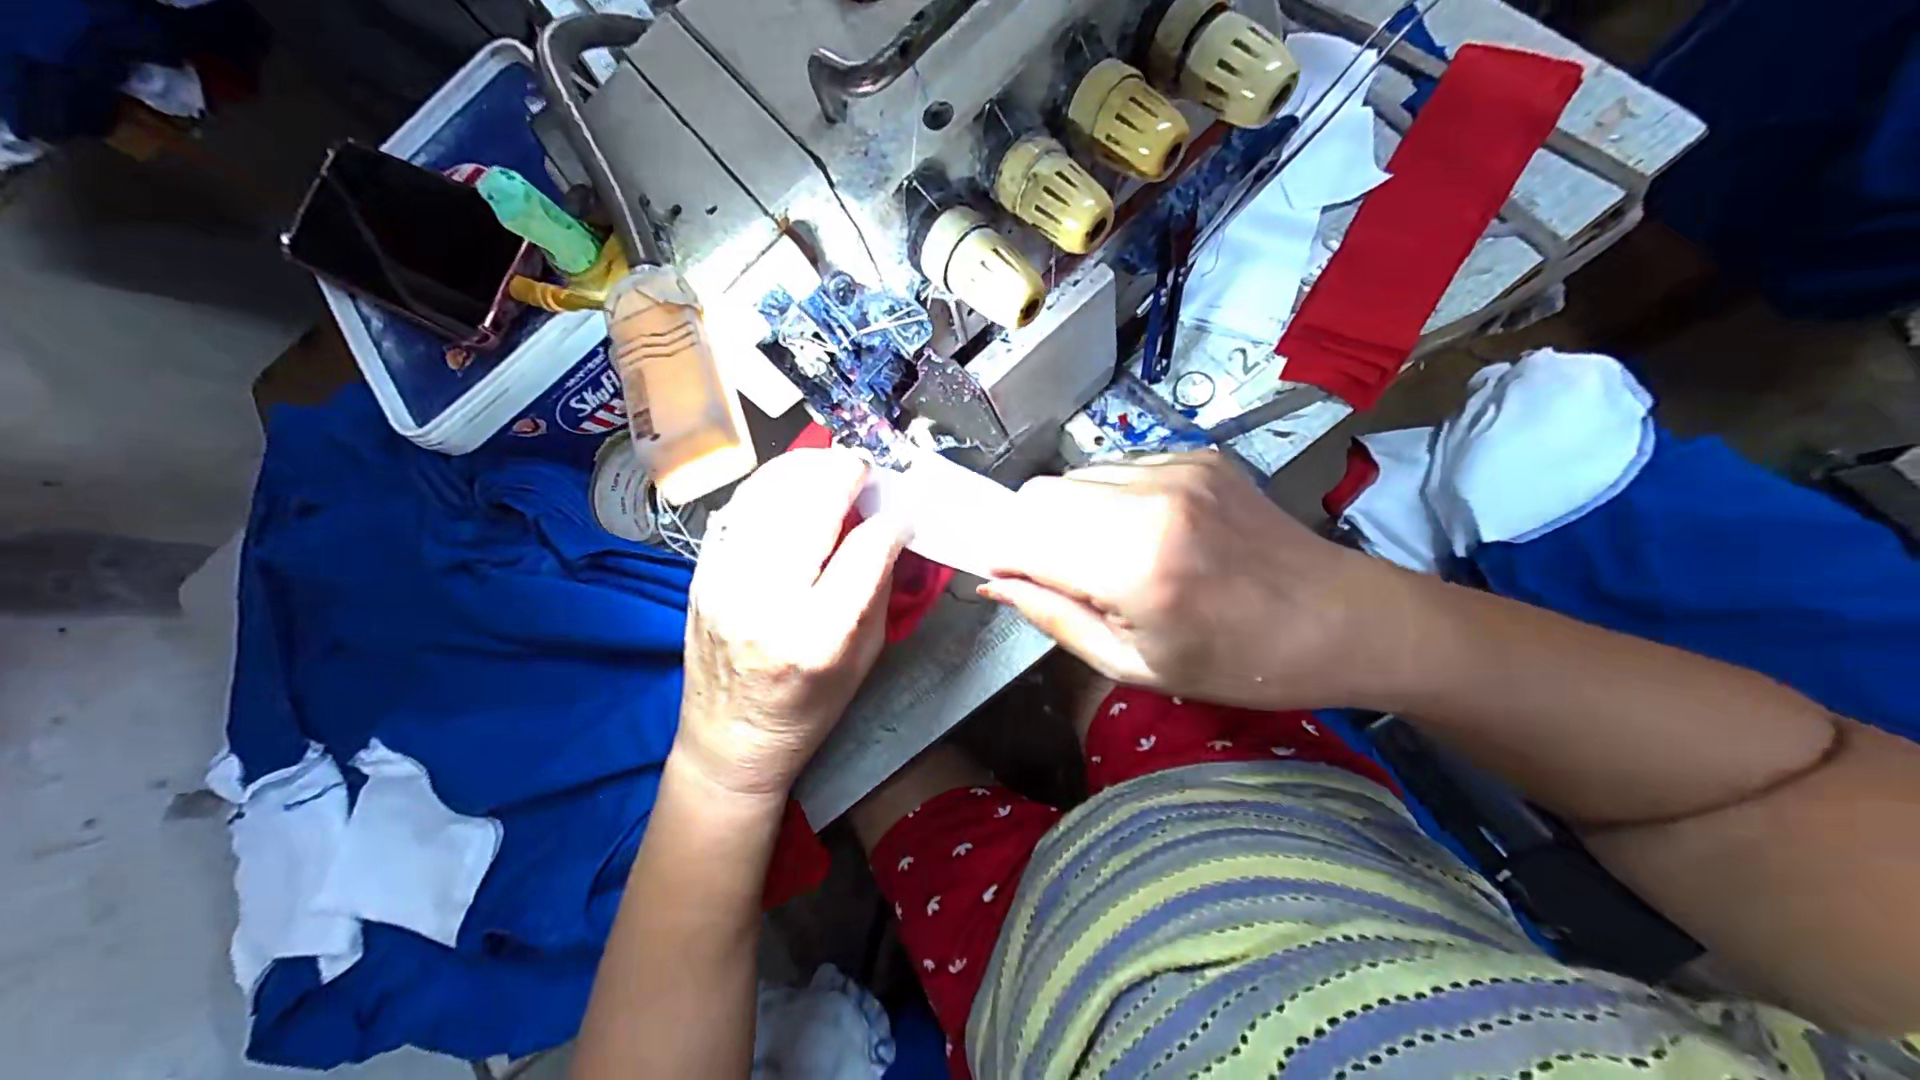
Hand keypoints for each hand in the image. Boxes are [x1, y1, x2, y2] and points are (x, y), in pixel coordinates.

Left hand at [675, 449, 909, 797]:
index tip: (902, 514)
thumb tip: (887, 529)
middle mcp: (765, 601)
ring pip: (768, 491)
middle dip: (847, 472)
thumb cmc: (807, 709)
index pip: (866, 549)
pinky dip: (770, 485)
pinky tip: (793, 484)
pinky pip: (738, 507)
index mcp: (817, 635)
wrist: (730, 738)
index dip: (892, 521)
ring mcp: (724, 580)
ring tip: (833, 465)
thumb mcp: (863, 657)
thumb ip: (876, 588)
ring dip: (807, 466)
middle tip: (867, 469)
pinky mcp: (700, 572)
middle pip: (811, 503)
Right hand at [980, 452, 1407, 709]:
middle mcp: (1150, 498)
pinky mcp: (1196, 454)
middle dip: (1030, 533)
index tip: (1009, 580)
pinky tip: (1147, 532)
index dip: (1001, 556)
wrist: (1341, 619)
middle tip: (1061, 575)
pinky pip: (1117, 467)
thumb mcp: (1133, 665)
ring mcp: (1177, 467)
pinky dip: (1109, 499)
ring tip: (1112, 556)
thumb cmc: (1237, 662)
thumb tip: (995, 584)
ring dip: (1070, 514)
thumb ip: (1054, 617)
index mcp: (1134, 564)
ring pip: (1074, 476)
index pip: (1020, 534)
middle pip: (1038, 493)